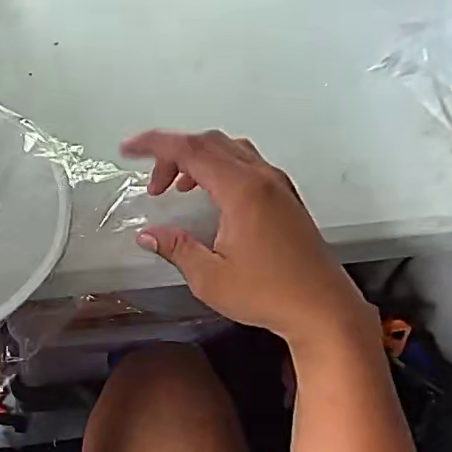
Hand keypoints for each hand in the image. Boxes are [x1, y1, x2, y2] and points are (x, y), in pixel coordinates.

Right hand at [120, 129, 374, 347]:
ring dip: (200, 161)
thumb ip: (177, 249)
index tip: (129, 149)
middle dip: (174, 155)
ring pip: (232, 151)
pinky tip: (213, 198)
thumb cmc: (270, 294)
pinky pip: (249, 166)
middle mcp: (263, 179)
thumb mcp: (210, 278)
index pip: (190, 150)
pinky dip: (222, 169)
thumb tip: (149, 235)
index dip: (154, 145)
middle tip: (153, 184)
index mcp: (241, 190)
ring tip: (179, 189)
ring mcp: (279, 187)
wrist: (321, 307)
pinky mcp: (287, 200)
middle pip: (210, 143)